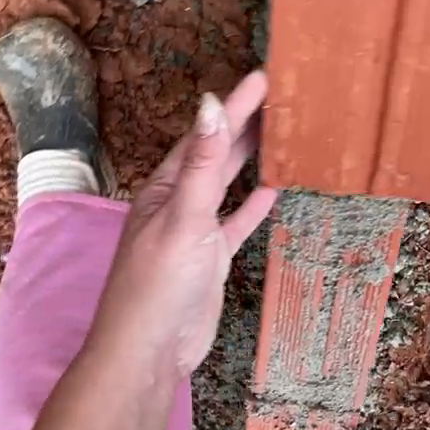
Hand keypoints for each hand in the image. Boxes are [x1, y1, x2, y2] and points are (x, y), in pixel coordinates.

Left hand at [89, 71, 278, 377]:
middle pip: (216, 155)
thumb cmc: (160, 282)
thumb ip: (203, 165)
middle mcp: (178, 203)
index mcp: (166, 187)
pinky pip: (235, 223)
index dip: (233, 107)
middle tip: (277, 98)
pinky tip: (273, 191)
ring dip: (249, 161)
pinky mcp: (210, 258)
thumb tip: (210, 106)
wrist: (151, 350)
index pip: (205, 136)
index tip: (263, 78)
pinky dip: (252, 206)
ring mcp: (195, 231)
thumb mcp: (183, 218)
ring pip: (227, 185)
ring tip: (278, 135)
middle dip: (243, 126)